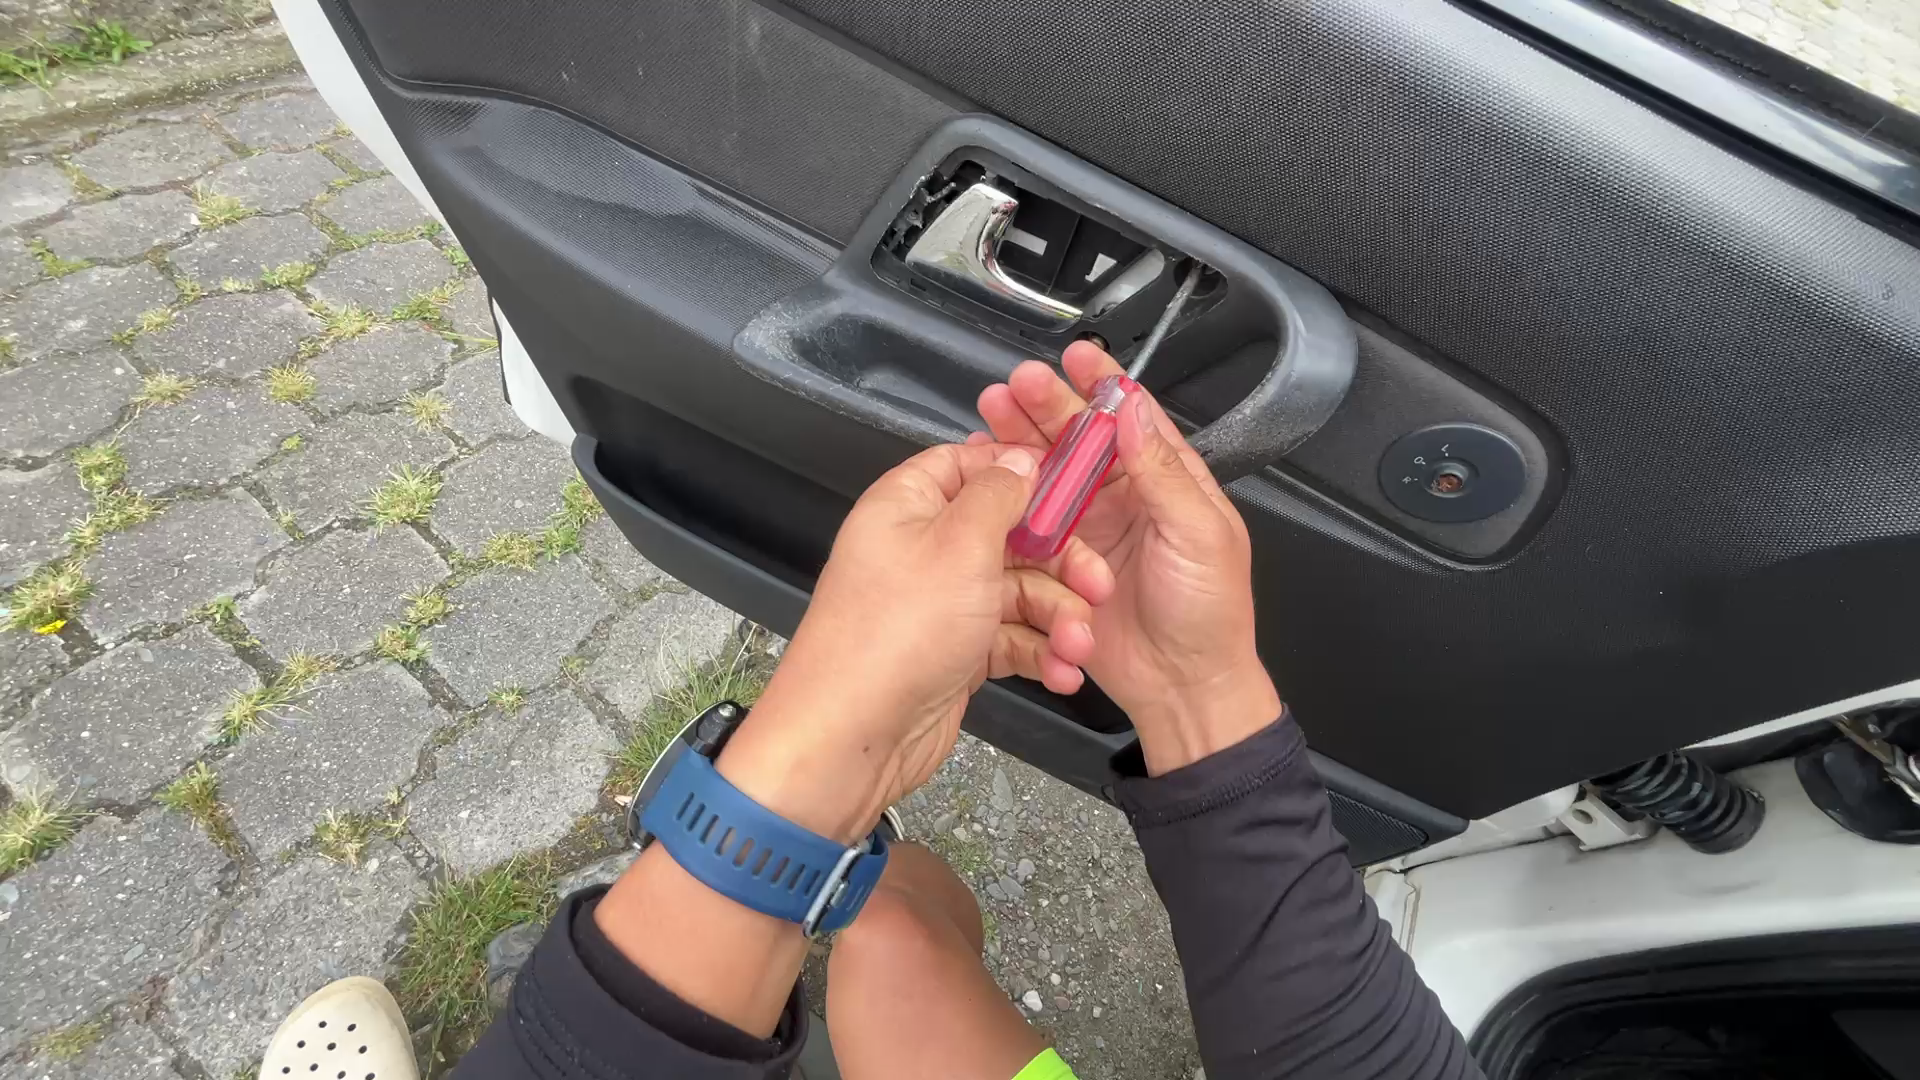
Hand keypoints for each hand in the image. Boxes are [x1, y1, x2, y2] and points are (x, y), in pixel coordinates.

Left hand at [716, 442, 1112, 841]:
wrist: (855, 735)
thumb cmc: (900, 628)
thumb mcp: (960, 544)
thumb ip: (998, 494)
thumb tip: (1020, 459)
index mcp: (910, 504)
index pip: (968, 465)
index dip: (1020, 472)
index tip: (1071, 488)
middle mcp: (925, 548)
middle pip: (1008, 534)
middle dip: (1060, 564)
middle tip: (1099, 587)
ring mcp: (942, 602)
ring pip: (1017, 592)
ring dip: (1057, 618)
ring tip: (1079, 648)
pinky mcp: (957, 650)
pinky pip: (1008, 637)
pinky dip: (1038, 653)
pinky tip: (1063, 674)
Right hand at [972, 342, 1281, 773]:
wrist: (1181, 683)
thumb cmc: (1209, 610)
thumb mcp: (1199, 532)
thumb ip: (1163, 471)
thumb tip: (1133, 411)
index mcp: (1166, 481)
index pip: (1130, 418)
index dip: (1102, 385)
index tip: (1077, 356)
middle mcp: (1123, 497)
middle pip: (1078, 439)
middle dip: (1047, 406)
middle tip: (1017, 382)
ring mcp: (1087, 527)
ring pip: (1048, 472)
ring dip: (1021, 441)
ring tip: (992, 412)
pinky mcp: (1059, 560)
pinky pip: (1030, 520)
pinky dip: (1008, 495)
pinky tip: (987, 471)